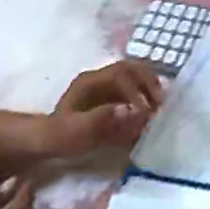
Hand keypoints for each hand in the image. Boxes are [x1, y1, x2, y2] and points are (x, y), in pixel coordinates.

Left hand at [41, 60, 163, 158]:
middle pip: (130, 68)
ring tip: (160, 103)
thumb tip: (129, 110)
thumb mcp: (75, 131)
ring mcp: (106, 83)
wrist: (48, 140)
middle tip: (161, 101)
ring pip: (134, 73)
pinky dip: (146, 92)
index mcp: (89, 82)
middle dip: (148, 82)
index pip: (118, 75)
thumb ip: (100, 120)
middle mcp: (99, 77)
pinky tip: (152, 105)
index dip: (135, 90)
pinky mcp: (111, 92)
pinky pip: (134, 84)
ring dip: (150, 85)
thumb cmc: (61, 136)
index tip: (145, 111)